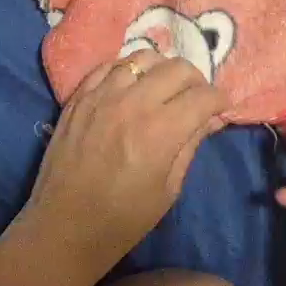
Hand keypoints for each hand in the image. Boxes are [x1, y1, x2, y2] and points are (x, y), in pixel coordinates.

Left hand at [19, 50, 229, 283]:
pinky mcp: (79, 97)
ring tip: (163, 89)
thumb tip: (213, 119)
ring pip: (144, 58)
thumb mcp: (169, 188)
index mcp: (160, 132)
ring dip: (162, 70)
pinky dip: (128, 69)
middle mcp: (133, 104)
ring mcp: (102, 96)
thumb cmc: (123, 219)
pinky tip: (132, 86)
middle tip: (196, 99)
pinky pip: (110, 65)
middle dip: (196, 81)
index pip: (203, 96)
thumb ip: (191, 144)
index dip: (219, 100)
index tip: (220, 109)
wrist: (64, 228)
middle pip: (178, 68)